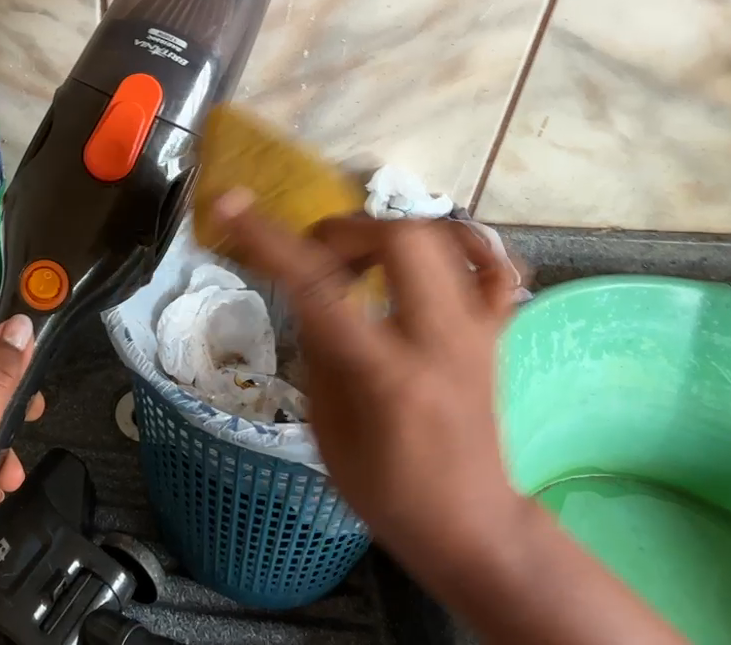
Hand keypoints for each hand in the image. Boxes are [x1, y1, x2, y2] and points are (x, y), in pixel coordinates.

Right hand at [213, 193, 684, 644]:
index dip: (269, 241)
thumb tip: (306, 292)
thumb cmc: (386, 490)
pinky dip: (462, 245)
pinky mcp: (497, 334)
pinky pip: (493, 266)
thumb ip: (319, 349)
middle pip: (400, 240)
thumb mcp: (326, 427)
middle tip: (317, 253)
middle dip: (345, 230)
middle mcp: (440, 341)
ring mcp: (478, 332)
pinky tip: (429, 255)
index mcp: (387, 374)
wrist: (473, 527)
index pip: (319, 287)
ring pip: (446, 238)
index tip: (232, 203)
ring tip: (363, 258)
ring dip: (391, 232)